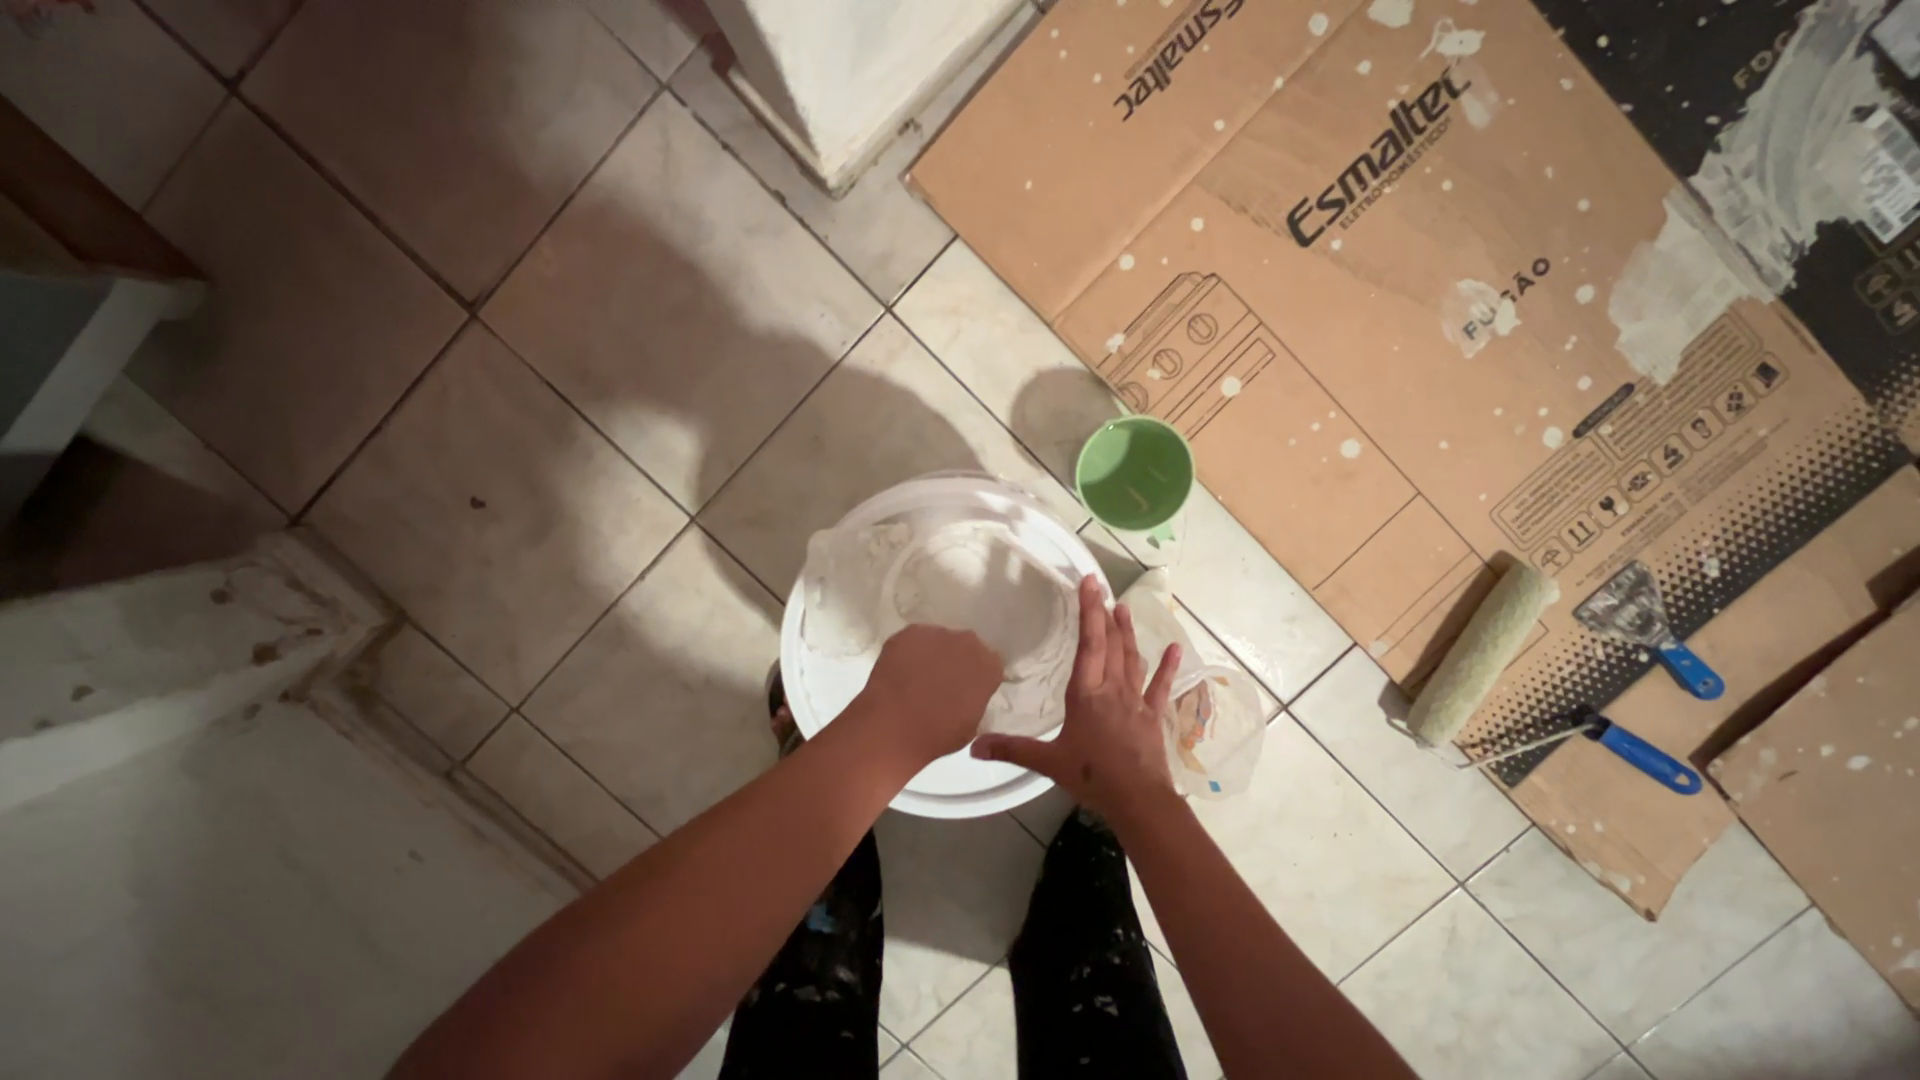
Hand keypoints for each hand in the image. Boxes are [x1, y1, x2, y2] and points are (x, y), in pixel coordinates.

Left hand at [850, 624, 1002, 767]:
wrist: (894, 729)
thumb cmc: (938, 736)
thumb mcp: (973, 723)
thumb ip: (976, 698)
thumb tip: (965, 693)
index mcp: (989, 665)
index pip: (990, 664)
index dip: (977, 677)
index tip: (967, 691)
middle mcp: (968, 642)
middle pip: (965, 647)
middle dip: (956, 661)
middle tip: (941, 683)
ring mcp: (937, 634)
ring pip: (938, 641)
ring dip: (933, 655)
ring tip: (916, 678)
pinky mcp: (908, 633)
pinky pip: (913, 640)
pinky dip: (909, 653)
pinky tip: (900, 672)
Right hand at [971, 575, 1179, 820]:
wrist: (1139, 799)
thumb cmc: (1092, 776)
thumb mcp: (1048, 762)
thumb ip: (1012, 750)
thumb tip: (973, 746)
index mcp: (1086, 694)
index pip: (1087, 644)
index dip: (1088, 611)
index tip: (1089, 583)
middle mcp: (1112, 689)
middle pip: (1110, 644)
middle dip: (1104, 613)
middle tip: (1102, 587)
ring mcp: (1136, 700)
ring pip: (1132, 658)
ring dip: (1128, 632)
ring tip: (1123, 608)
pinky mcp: (1153, 716)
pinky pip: (1161, 686)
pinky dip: (1168, 667)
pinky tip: (1176, 648)